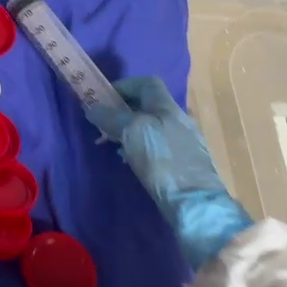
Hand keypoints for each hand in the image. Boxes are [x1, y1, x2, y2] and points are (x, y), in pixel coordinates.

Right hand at [87, 75, 253, 270]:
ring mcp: (184, 142)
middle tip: (103, 125)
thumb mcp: (130, 131)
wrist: (194, 203)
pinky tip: (131, 161)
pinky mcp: (183, 163)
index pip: (146, 83)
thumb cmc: (161, 159)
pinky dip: (140, 148)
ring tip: (113, 145)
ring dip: (128, 131)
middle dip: (121, 112)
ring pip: (150, 127)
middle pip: (146, 106)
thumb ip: (110, 116)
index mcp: (168, 107)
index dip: (123, 85)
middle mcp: (178, 120)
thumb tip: (92, 108)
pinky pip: (157, 146)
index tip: (103, 99)